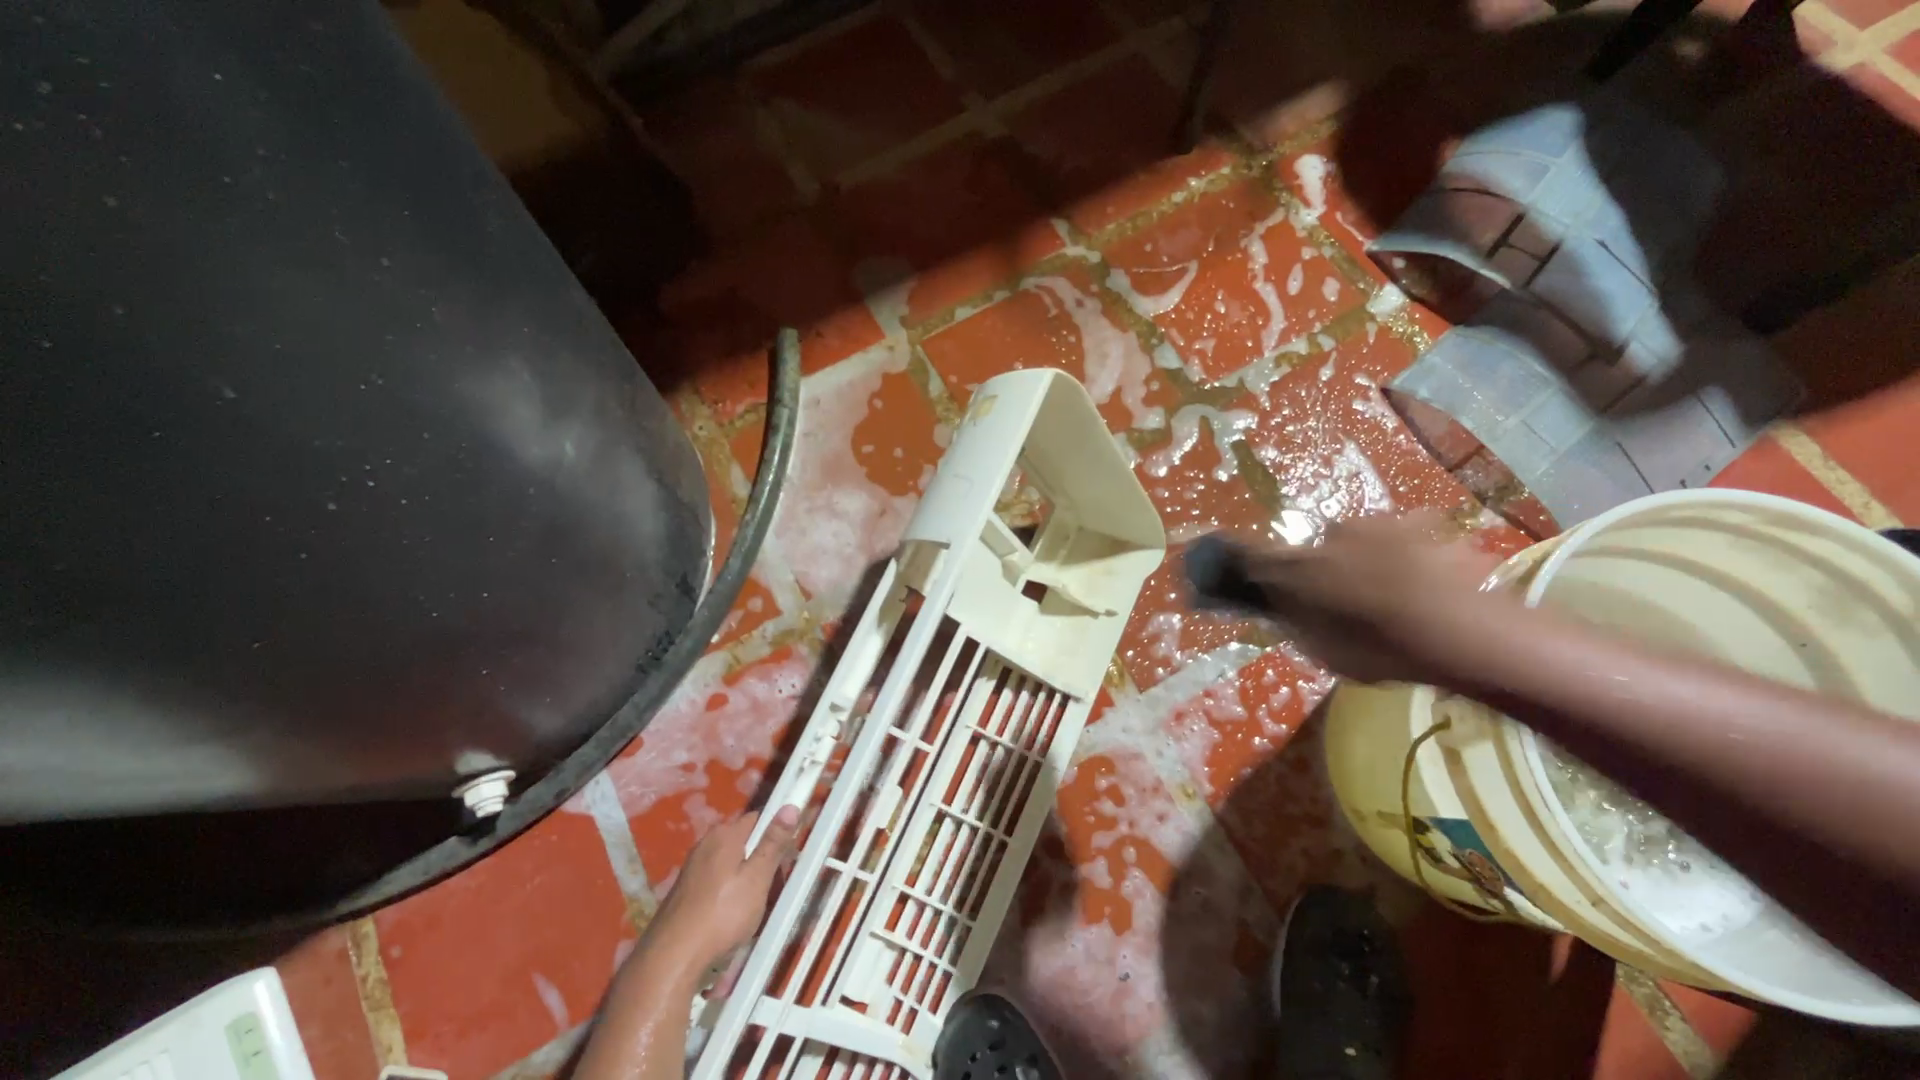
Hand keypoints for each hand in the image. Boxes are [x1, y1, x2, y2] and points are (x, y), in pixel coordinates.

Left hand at [650, 805, 799, 977]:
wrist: (673, 956)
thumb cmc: (723, 914)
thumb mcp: (757, 878)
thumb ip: (773, 842)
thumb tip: (790, 805)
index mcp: (724, 835)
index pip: (758, 817)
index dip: (777, 831)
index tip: (790, 854)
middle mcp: (705, 844)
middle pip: (744, 840)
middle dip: (762, 858)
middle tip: (776, 885)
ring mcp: (693, 867)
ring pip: (731, 862)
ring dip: (747, 877)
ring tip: (757, 904)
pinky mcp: (686, 889)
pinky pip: (717, 880)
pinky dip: (730, 890)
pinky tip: (734, 914)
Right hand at [1241, 513, 1508, 684]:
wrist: (1469, 633)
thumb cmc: (1387, 651)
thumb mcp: (1326, 651)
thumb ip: (1297, 623)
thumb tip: (1279, 611)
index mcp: (1301, 567)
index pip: (1251, 553)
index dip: (1233, 555)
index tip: (1221, 558)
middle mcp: (1332, 535)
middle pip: (1313, 550)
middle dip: (1321, 569)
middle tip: (1342, 602)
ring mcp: (1379, 524)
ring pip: (1357, 542)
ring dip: (1363, 561)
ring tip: (1390, 597)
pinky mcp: (1419, 522)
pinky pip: (1397, 538)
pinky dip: (1401, 555)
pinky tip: (1420, 584)